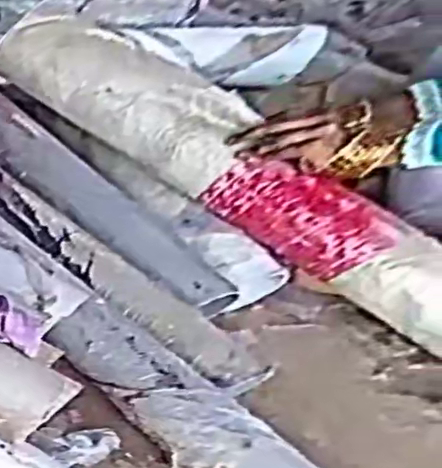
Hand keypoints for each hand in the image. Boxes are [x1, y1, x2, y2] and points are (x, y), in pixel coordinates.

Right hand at [228, 93, 415, 177]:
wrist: (418, 120)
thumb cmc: (382, 149)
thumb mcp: (347, 168)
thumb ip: (318, 171)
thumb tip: (295, 176)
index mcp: (323, 146)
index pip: (282, 151)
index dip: (260, 155)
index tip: (240, 160)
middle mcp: (322, 128)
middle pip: (279, 135)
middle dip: (253, 143)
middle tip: (230, 148)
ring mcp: (327, 116)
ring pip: (285, 123)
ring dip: (259, 130)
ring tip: (237, 136)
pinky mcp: (334, 109)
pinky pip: (299, 115)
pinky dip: (279, 119)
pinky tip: (266, 123)